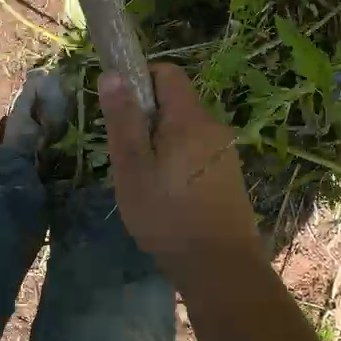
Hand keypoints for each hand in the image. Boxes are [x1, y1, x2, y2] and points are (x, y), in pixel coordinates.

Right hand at [100, 63, 260, 276]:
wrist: (219, 268)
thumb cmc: (168, 214)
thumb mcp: (133, 166)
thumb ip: (123, 119)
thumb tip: (113, 73)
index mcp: (190, 118)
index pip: (167, 72)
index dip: (140, 80)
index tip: (120, 112)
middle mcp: (213, 126)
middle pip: (175, 103)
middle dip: (146, 119)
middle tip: (127, 156)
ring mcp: (224, 152)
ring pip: (184, 131)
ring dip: (160, 144)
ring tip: (144, 181)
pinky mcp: (227, 176)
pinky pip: (196, 153)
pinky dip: (177, 163)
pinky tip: (166, 197)